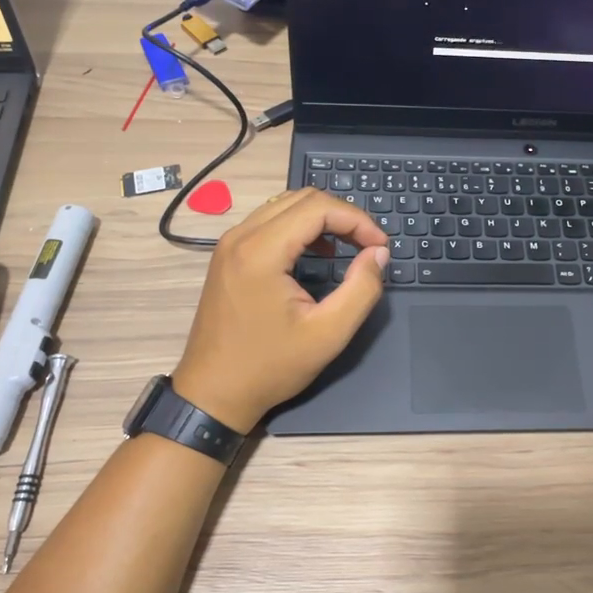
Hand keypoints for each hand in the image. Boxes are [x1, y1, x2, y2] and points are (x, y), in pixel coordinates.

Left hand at [172, 188, 389, 431]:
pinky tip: (318, 254)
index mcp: (261, 251)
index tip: (381, 246)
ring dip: (321, 218)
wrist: (212, 394)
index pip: (318, 208)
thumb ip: (361, 289)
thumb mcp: (328, 334)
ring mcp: (229, 244)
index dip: (357, 220)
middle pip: (302, 198)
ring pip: (284, 205)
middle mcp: (240, 237)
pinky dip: (300, 227)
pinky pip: (270, 221)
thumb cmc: (269, 367)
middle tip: (369, 244)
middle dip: (342, 215)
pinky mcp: (228, 255)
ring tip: (349, 246)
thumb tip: (379, 253)